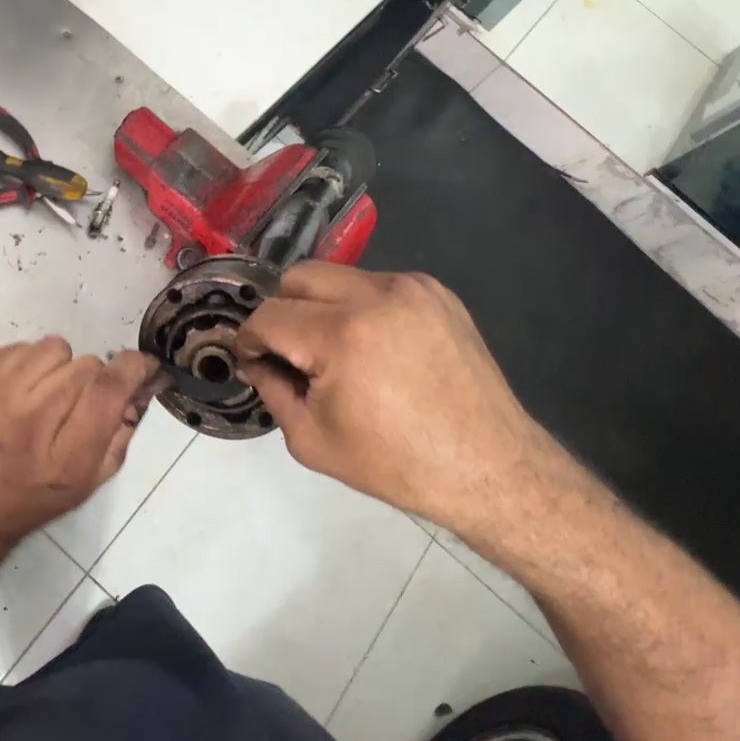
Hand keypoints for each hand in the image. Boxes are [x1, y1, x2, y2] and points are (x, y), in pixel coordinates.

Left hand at [0, 338, 167, 545]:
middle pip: (86, 366)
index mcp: (65, 457)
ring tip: (48, 393)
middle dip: (93, 378)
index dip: (132, 369)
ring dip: (61, 366)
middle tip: (79, 402)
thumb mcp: (95, 477)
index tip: (142, 366)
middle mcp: (28, 423)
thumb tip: (145, 380)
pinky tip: (22, 391)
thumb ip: (124, 427)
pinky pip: (23, 346)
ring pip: (55, 347)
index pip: (107, 390)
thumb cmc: (42, 493)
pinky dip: (30, 363)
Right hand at [233, 262, 572, 537]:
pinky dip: (360, 307)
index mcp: (343, 336)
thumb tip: (258, 359)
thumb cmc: (396, 464)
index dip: (250, 339)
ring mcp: (412, 287)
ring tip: (335, 351)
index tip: (253, 360)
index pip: (270, 315)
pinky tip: (374, 347)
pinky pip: (376, 283)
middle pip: (299, 277)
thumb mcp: (312, 439)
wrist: (489, 465)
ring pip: (337, 275)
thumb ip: (272, 389)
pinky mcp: (436, 291)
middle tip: (291, 353)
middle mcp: (377, 295)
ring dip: (321, 306)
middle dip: (283, 312)